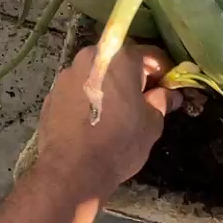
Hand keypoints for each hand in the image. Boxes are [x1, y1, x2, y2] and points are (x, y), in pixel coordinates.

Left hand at [32, 44, 177, 196]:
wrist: (72, 169)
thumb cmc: (119, 142)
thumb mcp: (152, 123)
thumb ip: (162, 101)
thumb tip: (169, 94)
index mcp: (119, 58)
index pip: (149, 53)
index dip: (163, 69)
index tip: (168, 85)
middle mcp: (90, 57)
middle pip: (119, 59)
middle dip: (134, 74)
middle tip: (145, 96)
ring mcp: (67, 74)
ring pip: (96, 73)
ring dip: (109, 85)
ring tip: (118, 110)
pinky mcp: (52, 93)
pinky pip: (78, 88)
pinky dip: (90, 97)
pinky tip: (95, 119)